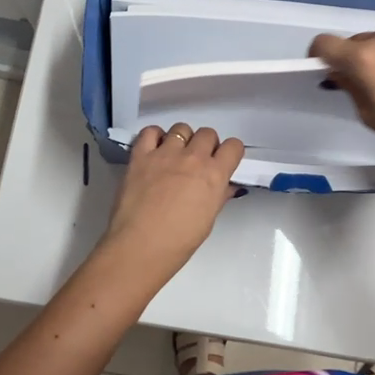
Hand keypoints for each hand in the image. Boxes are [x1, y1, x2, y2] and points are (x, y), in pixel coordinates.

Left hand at [101, 123, 244, 275]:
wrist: (141, 246)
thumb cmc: (180, 241)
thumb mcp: (208, 220)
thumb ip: (218, 196)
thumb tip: (226, 186)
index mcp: (214, 174)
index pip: (234, 146)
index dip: (229, 153)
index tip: (223, 162)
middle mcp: (193, 157)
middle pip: (207, 133)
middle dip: (206, 145)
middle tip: (197, 162)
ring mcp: (165, 153)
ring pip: (181, 129)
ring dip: (182, 140)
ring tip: (174, 156)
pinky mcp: (140, 155)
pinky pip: (150, 132)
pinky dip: (154, 137)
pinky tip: (154, 150)